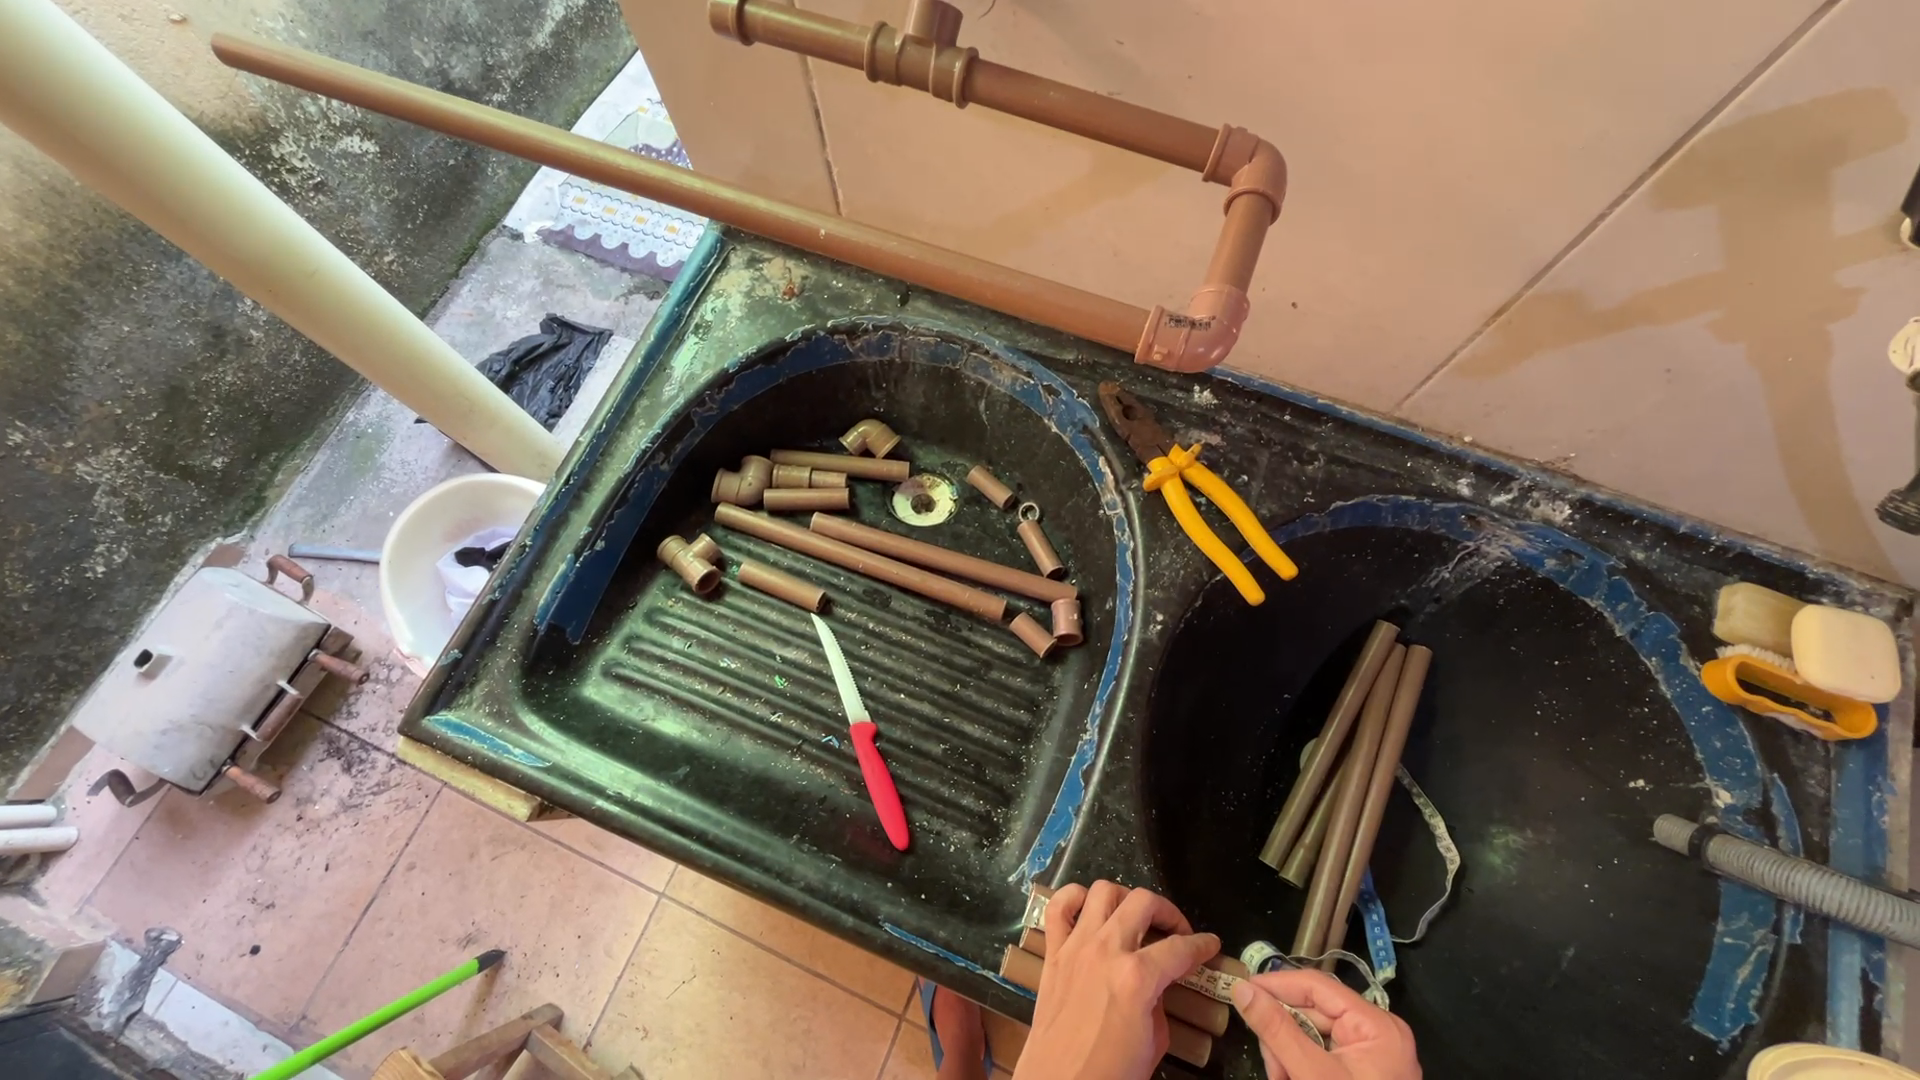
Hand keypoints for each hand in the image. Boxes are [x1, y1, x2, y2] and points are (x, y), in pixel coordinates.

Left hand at [1012, 882, 1220, 1079]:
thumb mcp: (1154, 1042)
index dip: (1202, 945)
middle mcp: (1107, 949)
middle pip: (1143, 902)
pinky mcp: (1053, 950)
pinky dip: (1075, 897)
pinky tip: (1090, 911)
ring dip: (1125, 899)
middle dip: (1169, 912)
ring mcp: (1076, 945)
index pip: (1180, 949)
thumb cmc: (1112, 1074)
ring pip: (1102, 891)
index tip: (1210, 944)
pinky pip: (1059, 905)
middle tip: (1177, 932)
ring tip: (1135, 919)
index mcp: (1137, 977)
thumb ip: (1159, 1001)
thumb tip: (1159, 981)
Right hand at [1231, 969, 1420, 1079]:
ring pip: (1312, 1032)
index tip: (1241, 991)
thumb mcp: (1313, 1076)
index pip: (1315, 985)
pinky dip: (1301, 1064)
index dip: (1276, 985)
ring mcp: (1370, 1051)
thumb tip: (1241, 988)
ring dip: (1288, 1053)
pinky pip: (1321, 1052)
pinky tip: (1290, 1078)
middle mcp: (1376, 1030)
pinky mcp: (1362, 1070)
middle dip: (1283, 1035)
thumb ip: (1277, 1030)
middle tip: (1270, 1064)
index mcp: (1375, 1025)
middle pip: (1312, 1010)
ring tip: (1280, 1077)